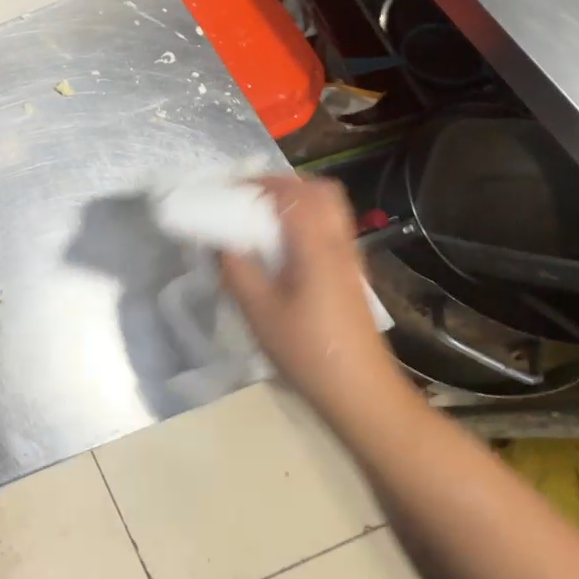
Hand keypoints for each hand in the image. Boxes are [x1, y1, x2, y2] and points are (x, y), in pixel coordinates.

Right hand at [216, 177, 408, 419]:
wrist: (361, 394)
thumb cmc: (306, 350)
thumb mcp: (257, 309)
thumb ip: (235, 267)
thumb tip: (217, 239)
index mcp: (316, 247)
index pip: (290, 193)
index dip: (256, 184)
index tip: (225, 192)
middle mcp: (339, 245)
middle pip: (320, 192)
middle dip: (281, 186)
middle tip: (247, 200)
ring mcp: (350, 261)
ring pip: (327, 211)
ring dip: (292, 205)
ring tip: (258, 223)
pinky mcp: (350, 278)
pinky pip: (328, 232)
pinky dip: (302, 226)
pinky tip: (277, 253)